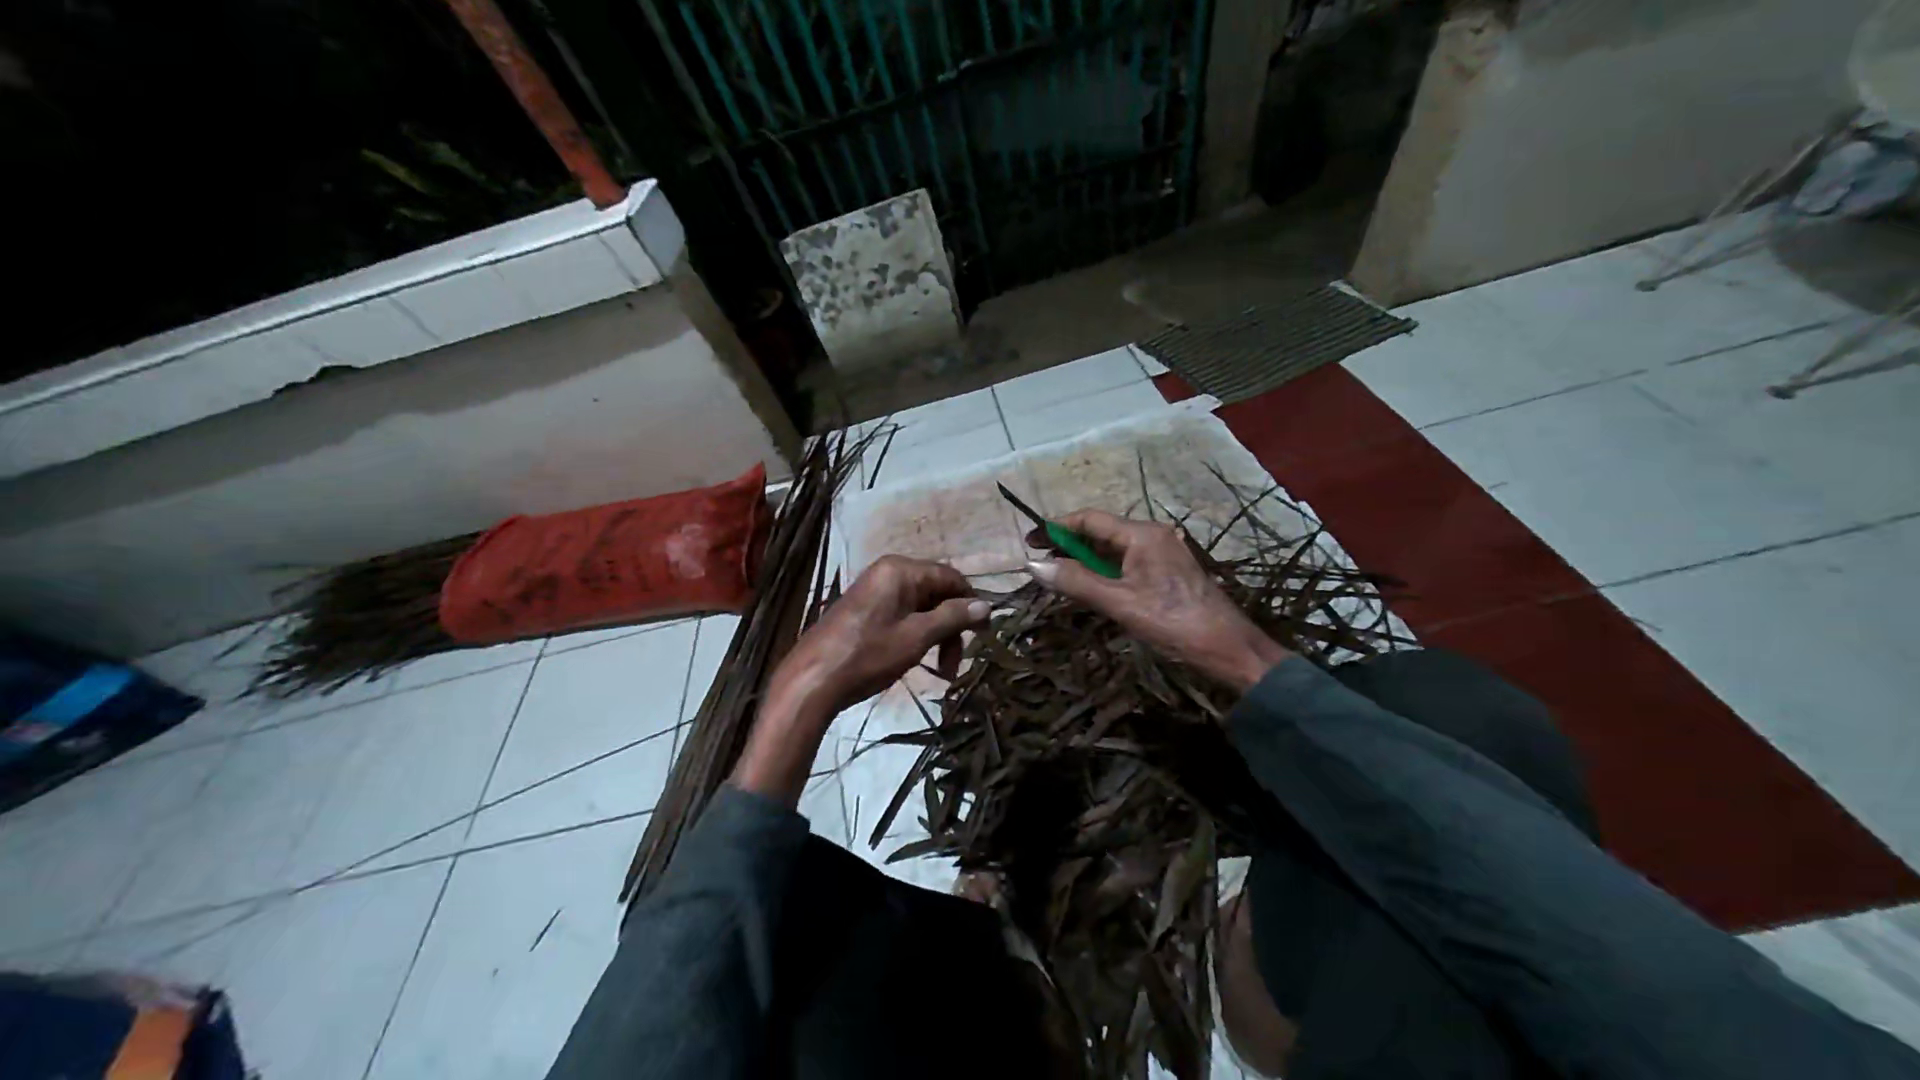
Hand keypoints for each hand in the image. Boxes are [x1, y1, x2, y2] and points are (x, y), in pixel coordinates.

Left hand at [734, 556, 988, 803]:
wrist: (813, 680)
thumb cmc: (869, 655)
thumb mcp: (917, 636)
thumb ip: (953, 617)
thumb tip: (986, 605)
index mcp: (901, 570)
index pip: (951, 577)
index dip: (971, 604)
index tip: (984, 636)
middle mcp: (887, 572)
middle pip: (936, 592)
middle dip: (951, 627)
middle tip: (954, 664)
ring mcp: (873, 590)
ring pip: (920, 607)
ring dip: (936, 635)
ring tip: (940, 670)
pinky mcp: (864, 609)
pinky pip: (901, 614)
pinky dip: (916, 635)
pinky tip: (916, 659)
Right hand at [1025, 510, 1289, 692]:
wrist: (1228, 649)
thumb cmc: (1173, 623)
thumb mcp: (1119, 602)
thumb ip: (1075, 581)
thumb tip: (1032, 564)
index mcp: (1142, 534)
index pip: (1090, 519)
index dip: (1057, 527)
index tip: (1029, 541)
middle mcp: (1152, 535)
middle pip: (1100, 531)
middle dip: (1067, 543)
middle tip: (1038, 560)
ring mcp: (1161, 554)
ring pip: (1112, 549)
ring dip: (1083, 559)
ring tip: (1055, 573)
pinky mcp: (1165, 572)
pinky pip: (1125, 563)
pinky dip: (1102, 570)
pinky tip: (1086, 585)